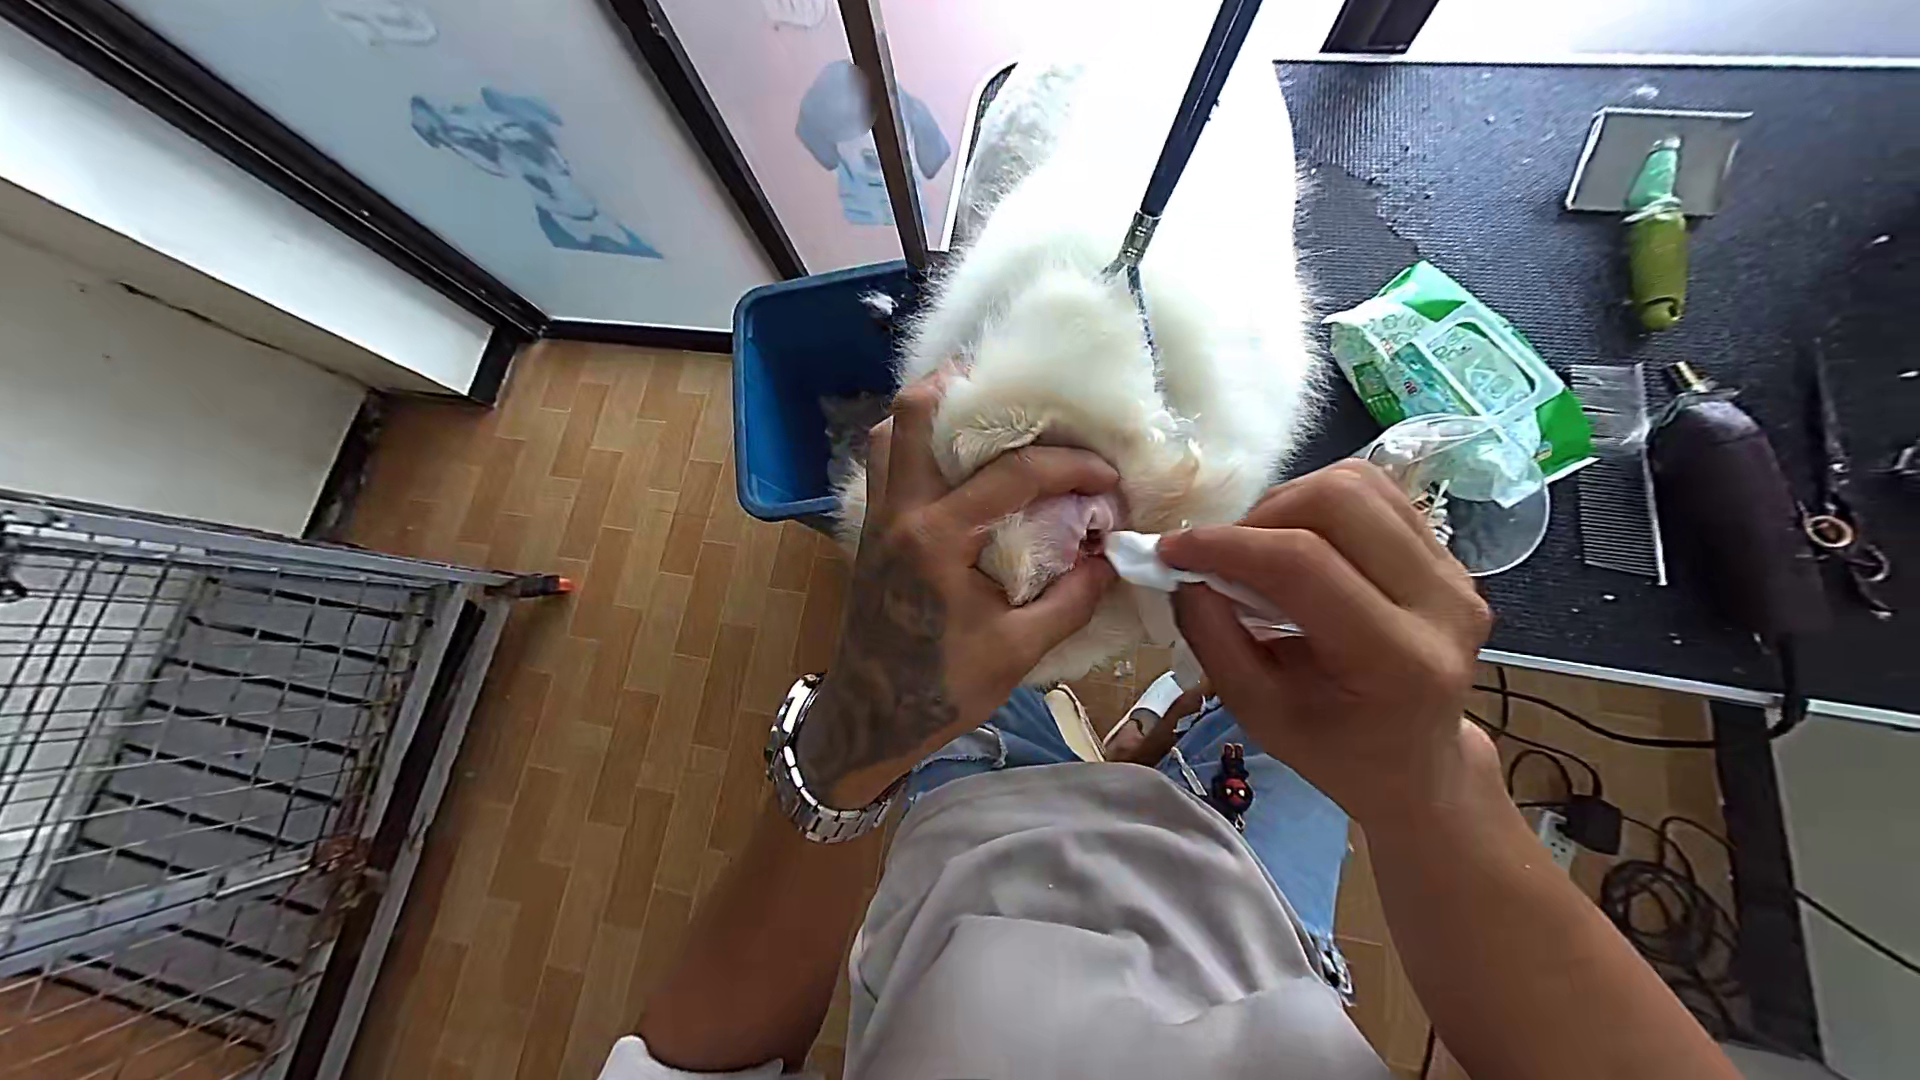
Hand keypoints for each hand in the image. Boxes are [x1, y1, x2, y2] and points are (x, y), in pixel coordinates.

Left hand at [796, 376, 1118, 806]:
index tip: (1107, 478)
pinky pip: (885, 463)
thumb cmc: (942, 688)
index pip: (1013, 474)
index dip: (1071, 466)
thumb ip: (1072, 597)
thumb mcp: (1018, 650)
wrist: (870, 717)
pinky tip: (953, 464)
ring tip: (983, 417)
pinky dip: (914, 444)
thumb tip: (1110, 554)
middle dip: (968, 388)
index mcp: (938, 539)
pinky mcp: (871, 531)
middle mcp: (900, 511)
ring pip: (889, 432)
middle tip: (1022, 398)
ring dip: (932, 411)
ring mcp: (878, 517)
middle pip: (915, 414)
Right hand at [1159, 461, 1495, 830]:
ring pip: (1357, 484)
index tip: (1171, 551)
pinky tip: (1293, 543)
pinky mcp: (1447, 555)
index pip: (1303, 565)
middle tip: (1225, 555)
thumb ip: (1211, 635)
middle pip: (1340, 501)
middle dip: (1260, 516)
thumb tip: (1183, 571)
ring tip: (1258, 549)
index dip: (1225, 545)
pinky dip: (1313, 505)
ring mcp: (1454, 573)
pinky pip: (1373, 493)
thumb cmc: (1329, 745)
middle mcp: (1441, 604)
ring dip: (1285, 504)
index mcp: (1395, 660)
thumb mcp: (1252, 707)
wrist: (1412, 759)